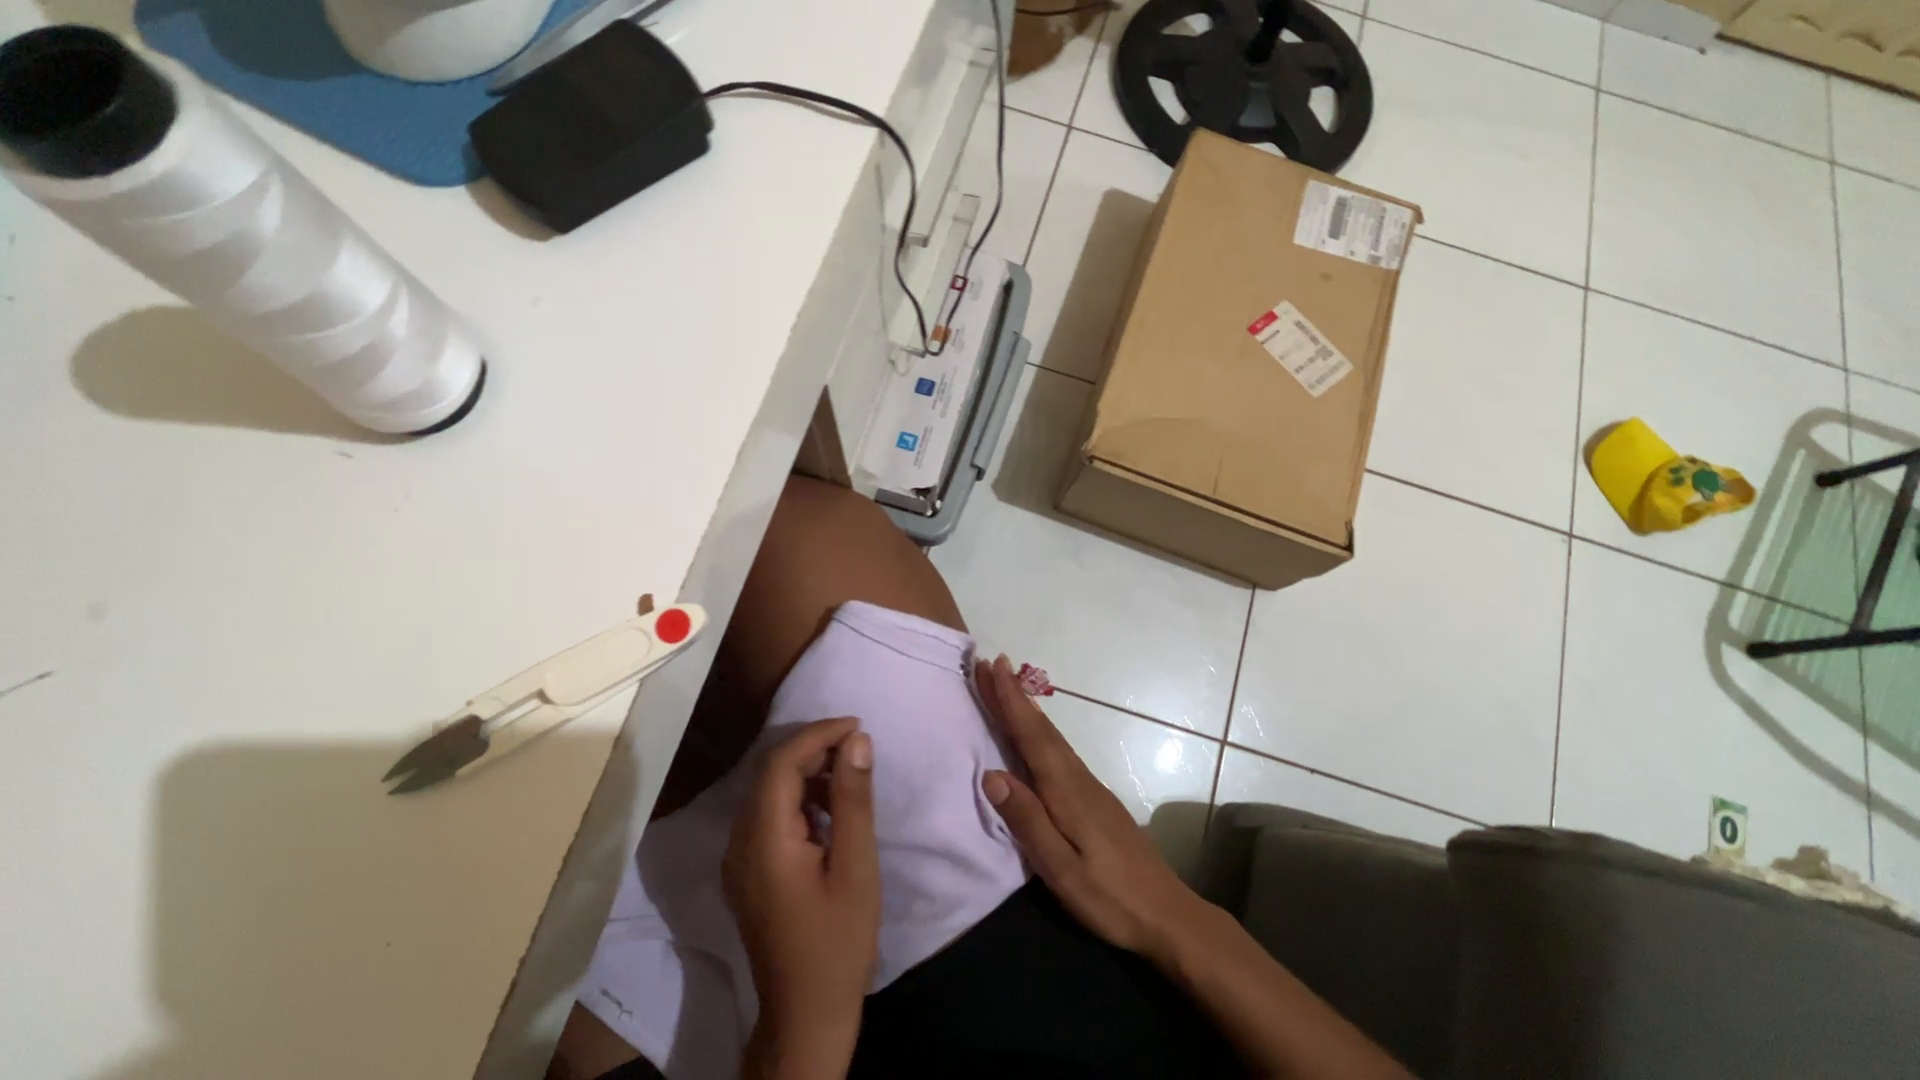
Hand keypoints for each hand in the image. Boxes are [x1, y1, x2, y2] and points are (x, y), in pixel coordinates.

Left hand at [723, 716, 878, 1077]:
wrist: (806, 1011)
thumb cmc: (838, 941)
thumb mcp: (856, 866)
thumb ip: (853, 800)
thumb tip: (856, 741)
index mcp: (763, 839)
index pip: (781, 764)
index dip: (818, 735)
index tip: (857, 724)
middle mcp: (739, 843)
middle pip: (769, 775)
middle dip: (812, 749)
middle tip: (858, 744)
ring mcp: (737, 860)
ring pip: (766, 795)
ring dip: (805, 774)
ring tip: (849, 770)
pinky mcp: (745, 874)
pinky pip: (766, 819)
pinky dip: (796, 801)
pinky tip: (828, 808)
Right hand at [976, 656, 1199, 962]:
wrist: (1168, 916)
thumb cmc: (1111, 898)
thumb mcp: (1062, 870)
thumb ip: (1028, 821)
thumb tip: (991, 775)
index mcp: (1067, 793)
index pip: (1032, 738)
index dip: (1010, 702)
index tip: (990, 665)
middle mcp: (1079, 781)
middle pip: (1042, 731)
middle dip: (1014, 696)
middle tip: (989, 663)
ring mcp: (1091, 790)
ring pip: (1052, 740)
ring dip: (1026, 711)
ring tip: (1005, 689)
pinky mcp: (1096, 802)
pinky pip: (1060, 754)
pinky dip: (1040, 734)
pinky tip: (1035, 738)